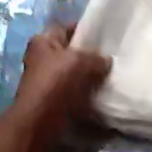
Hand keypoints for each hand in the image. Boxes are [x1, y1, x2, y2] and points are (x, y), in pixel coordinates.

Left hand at [5, 25, 110, 146]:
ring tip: (110, 76)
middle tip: (111, 58)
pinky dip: (85, 92)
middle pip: (71, 52)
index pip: (68, 28)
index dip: (87, 30)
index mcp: (42, 40)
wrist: (39, 122)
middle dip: (90, 56)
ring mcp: (46, 79)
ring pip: (74, 72)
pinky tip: (101, 93)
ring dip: (89, 77)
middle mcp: (41, 57)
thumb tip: (106, 60)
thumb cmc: (56, 83)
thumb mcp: (81, 61)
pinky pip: (74, 90)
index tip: (107, 36)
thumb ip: (97, 57)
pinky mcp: (52, 98)